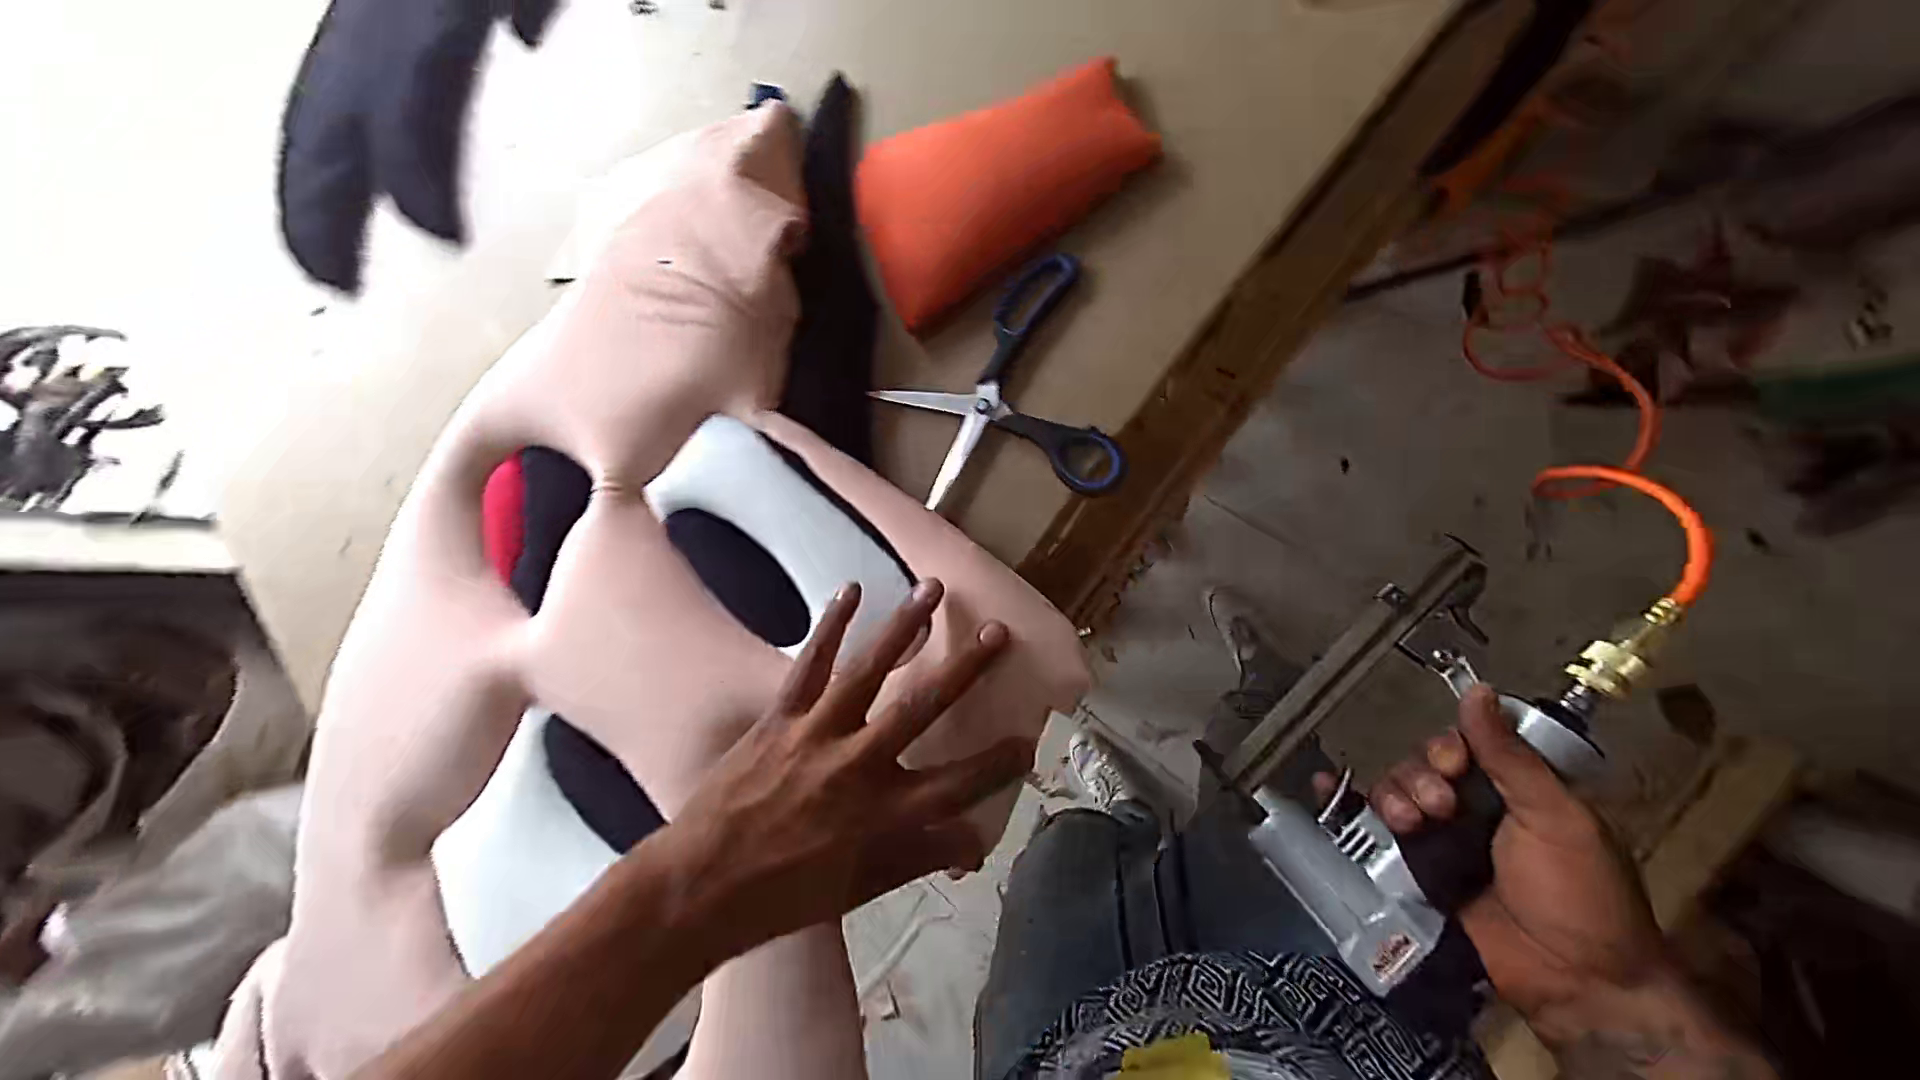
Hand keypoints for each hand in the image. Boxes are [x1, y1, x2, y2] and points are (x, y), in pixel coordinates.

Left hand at [667, 578, 1029, 962]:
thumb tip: (972, 841)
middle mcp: (856, 766)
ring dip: (904, 627)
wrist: (695, 890)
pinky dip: (832, 625)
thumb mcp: (859, 888)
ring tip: (932, 590)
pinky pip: (810, 664)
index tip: (1028, 740)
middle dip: (967, 669)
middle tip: (997, 633)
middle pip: (923, 709)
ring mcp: (816, 735)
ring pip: (869, 672)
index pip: (958, 787)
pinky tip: (852, 590)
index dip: (998, 764)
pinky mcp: (780, 717)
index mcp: (881, 816)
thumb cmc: (782, 897)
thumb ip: (919, 856)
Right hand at [1332, 684, 1671, 1037]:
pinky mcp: (1407, 866)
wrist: (1571, 982)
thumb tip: (1479, 690)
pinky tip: (1326, 787)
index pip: (1458, 746)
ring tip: (1410, 824)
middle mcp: (1467, 807)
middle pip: (1417, 765)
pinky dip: (1342, 802)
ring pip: (1391, 790)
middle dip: (1418, 778)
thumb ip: (1511, 757)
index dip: (1447, 748)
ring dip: (1391, 796)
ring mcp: (1435, 838)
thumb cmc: (1580, 895)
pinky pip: (1367, 825)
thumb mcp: (1556, 818)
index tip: (1452, 763)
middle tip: (1440, 807)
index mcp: (1507, 790)